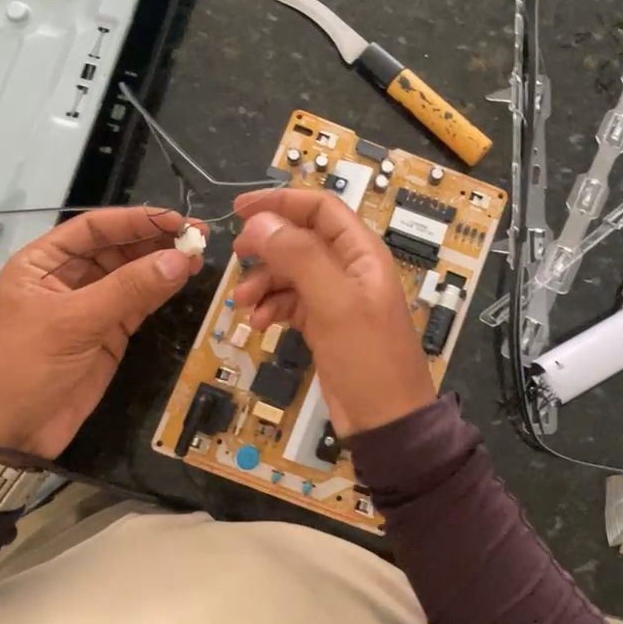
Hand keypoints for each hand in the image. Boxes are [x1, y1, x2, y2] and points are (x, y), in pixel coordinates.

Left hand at [0, 207, 205, 457]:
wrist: (7, 436)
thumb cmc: (23, 368)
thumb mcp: (72, 323)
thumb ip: (128, 289)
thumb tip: (180, 259)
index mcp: (42, 264)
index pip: (94, 228)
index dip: (135, 220)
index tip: (176, 220)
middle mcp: (68, 279)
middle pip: (118, 248)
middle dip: (155, 240)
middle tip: (199, 237)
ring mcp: (90, 307)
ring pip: (133, 275)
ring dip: (163, 264)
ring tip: (199, 256)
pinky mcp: (109, 334)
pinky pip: (140, 303)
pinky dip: (162, 291)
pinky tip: (185, 280)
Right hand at [230, 189, 435, 435]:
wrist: (386, 421)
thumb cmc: (368, 358)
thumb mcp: (335, 303)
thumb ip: (299, 258)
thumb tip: (260, 222)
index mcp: (362, 253)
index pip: (320, 209)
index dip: (281, 202)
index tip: (239, 208)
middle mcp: (350, 269)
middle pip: (301, 238)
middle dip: (267, 244)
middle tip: (236, 256)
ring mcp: (337, 298)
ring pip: (291, 272)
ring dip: (263, 281)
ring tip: (242, 303)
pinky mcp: (325, 325)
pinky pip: (291, 302)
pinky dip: (272, 307)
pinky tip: (259, 324)